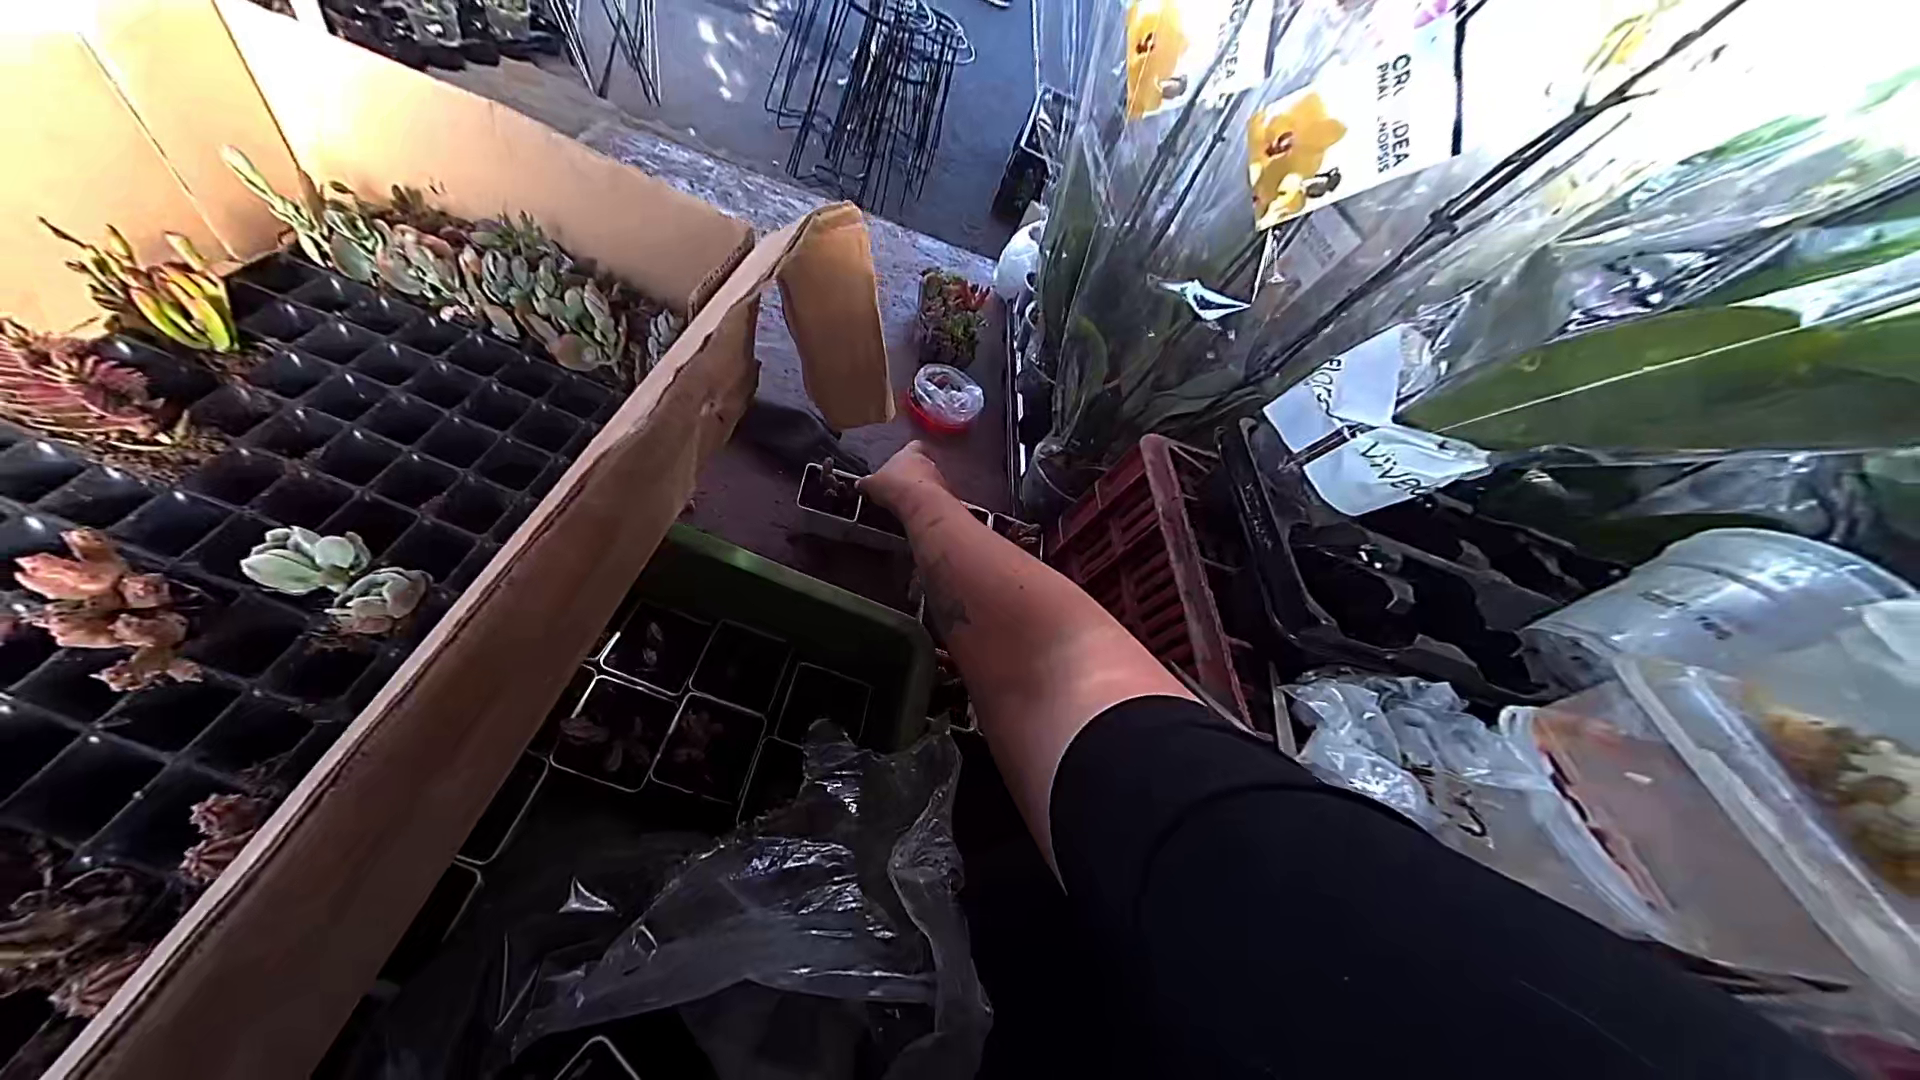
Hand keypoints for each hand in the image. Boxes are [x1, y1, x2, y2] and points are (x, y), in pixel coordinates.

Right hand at [858, 441, 951, 519]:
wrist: (920, 503)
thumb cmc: (894, 486)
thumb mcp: (873, 484)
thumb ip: (867, 483)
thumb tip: (859, 484)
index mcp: (910, 453)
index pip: (914, 446)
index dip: (910, 452)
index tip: (904, 459)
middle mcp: (929, 462)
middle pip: (925, 464)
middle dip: (917, 473)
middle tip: (905, 485)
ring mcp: (940, 479)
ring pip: (933, 481)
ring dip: (925, 489)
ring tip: (912, 501)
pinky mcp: (947, 496)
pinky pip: (938, 497)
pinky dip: (931, 502)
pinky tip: (922, 511)